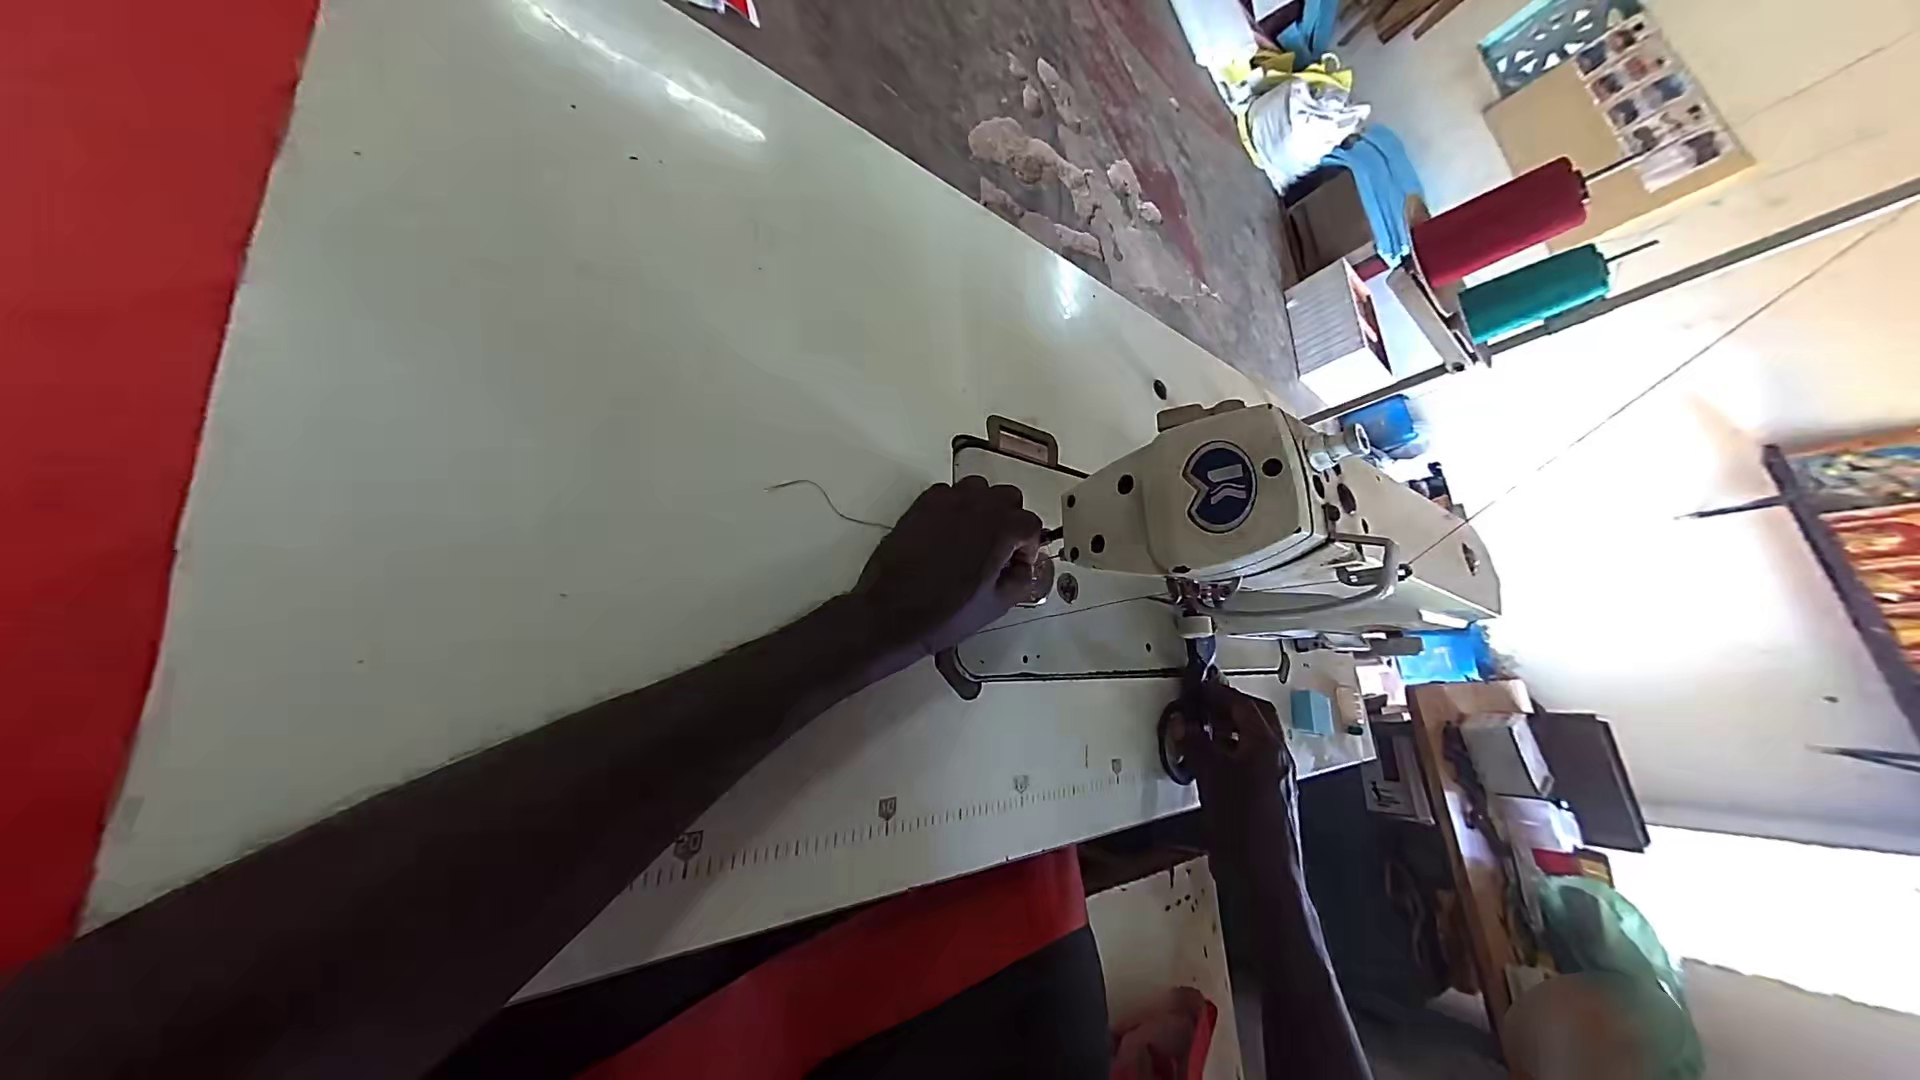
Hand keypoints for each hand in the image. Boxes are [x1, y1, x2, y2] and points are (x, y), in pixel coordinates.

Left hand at [852, 476, 1043, 657]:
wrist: (892, 613)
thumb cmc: (938, 612)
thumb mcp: (996, 604)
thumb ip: (1020, 579)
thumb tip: (1021, 569)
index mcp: (998, 529)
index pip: (1030, 523)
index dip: (1028, 545)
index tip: (1018, 560)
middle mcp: (974, 508)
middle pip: (1008, 498)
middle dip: (1010, 520)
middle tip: (1003, 547)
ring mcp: (945, 503)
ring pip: (978, 488)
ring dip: (983, 508)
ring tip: (976, 536)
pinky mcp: (920, 506)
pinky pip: (946, 493)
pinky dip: (954, 507)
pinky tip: (950, 532)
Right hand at [1164, 680, 1294, 824]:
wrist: (1261, 874)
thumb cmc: (1240, 822)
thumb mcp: (1210, 775)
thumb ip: (1194, 744)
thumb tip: (1182, 724)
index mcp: (1267, 747)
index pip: (1243, 706)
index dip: (1219, 693)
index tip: (1198, 686)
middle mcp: (1277, 759)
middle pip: (1256, 719)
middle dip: (1229, 707)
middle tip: (1203, 703)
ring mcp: (1276, 779)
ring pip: (1252, 741)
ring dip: (1228, 730)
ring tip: (1201, 729)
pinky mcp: (1268, 797)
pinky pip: (1249, 762)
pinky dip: (1230, 752)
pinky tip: (1210, 761)